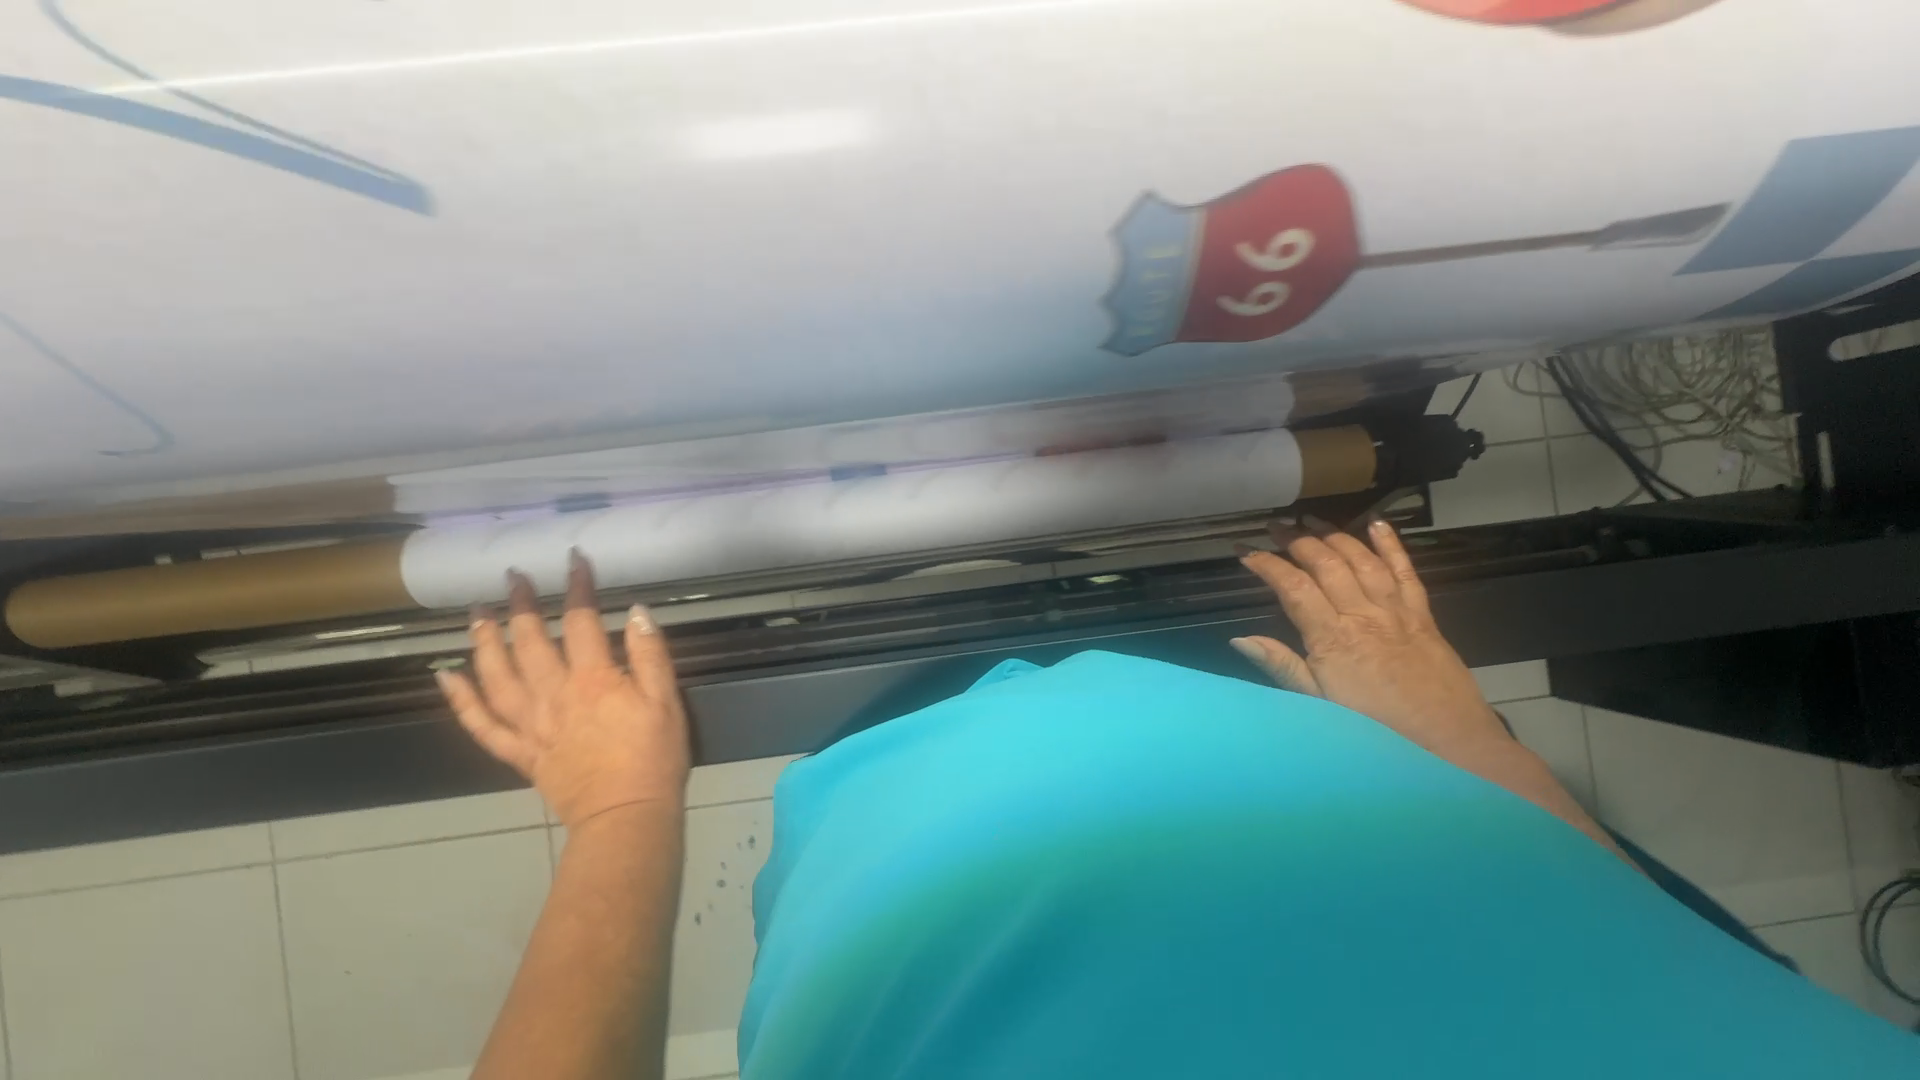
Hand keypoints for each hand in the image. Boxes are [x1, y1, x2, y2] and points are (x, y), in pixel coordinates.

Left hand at [436, 551, 691, 828]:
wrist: (626, 815)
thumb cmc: (654, 756)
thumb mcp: (667, 700)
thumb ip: (651, 654)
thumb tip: (636, 611)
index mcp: (594, 678)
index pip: (581, 621)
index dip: (577, 587)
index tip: (574, 559)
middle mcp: (554, 694)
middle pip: (529, 641)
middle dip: (520, 605)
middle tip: (513, 578)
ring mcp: (530, 724)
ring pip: (496, 676)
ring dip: (483, 641)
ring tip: (475, 614)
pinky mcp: (519, 752)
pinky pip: (481, 724)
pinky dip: (460, 699)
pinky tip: (444, 675)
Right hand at [1232, 518, 1509, 754]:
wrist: (1451, 744)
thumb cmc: (1378, 731)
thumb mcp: (1320, 705)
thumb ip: (1283, 667)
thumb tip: (1239, 639)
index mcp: (1333, 639)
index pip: (1293, 588)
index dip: (1267, 565)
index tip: (1244, 551)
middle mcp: (1363, 616)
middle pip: (1327, 564)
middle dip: (1297, 540)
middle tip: (1276, 527)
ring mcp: (1396, 612)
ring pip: (1362, 560)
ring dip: (1336, 535)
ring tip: (1312, 520)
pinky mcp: (1423, 616)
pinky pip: (1406, 572)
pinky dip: (1391, 545)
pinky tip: (1378, 525)